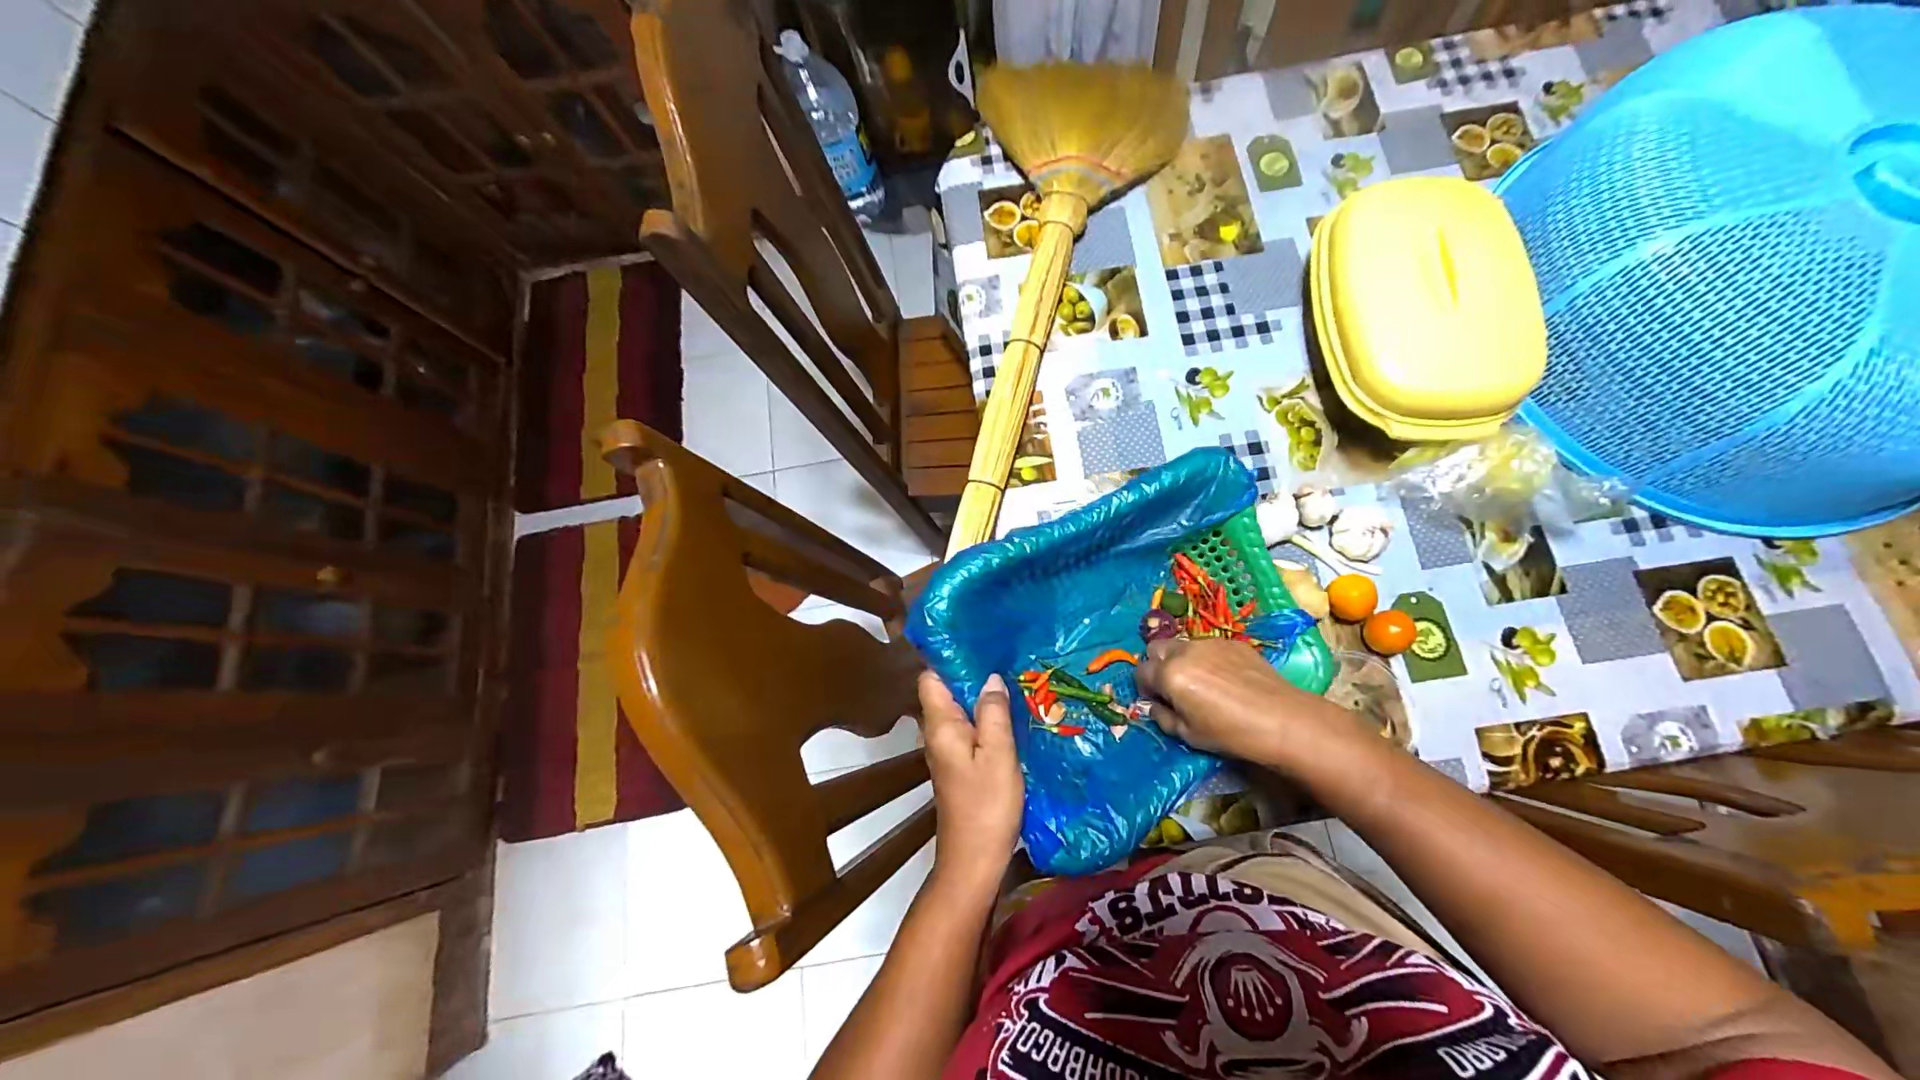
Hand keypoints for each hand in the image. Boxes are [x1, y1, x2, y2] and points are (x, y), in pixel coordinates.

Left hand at [917, 672, 1023, 893]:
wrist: (974, 859)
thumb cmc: (987, 806)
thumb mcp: (998, 755)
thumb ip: (994, 713)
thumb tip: (990, 678)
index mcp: (940, 726)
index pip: (931, 678)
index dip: (949, 658)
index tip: (976, 641)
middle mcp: (937, 734)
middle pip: (946, 692)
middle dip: (971, 674)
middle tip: (1003, 656)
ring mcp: (947, 750)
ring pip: (960, 712)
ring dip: (980, 697)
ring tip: (1011, 679)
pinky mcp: (958, 765)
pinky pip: (969, 730)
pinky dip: (984, 718)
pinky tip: (1009, 715)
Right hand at [1135, 637, 1355, 767]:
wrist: (1282, 720)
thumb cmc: (1231, 733)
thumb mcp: (1188, 734)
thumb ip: (1163, 717)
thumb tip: (1156, 705)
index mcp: (1168, 674)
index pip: (1140, 672)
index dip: (1146, 688)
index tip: (1158, 701)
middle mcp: (1184, 651)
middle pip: (1156, 649)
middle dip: (1158, 666)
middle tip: (1174, 688)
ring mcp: (1209, 642)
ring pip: (1181, 645)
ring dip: (1181, 659)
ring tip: (1201, 682)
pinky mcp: (1231, 642)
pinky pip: (1207, 646)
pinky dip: (1205, 658)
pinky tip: (1224, 679)